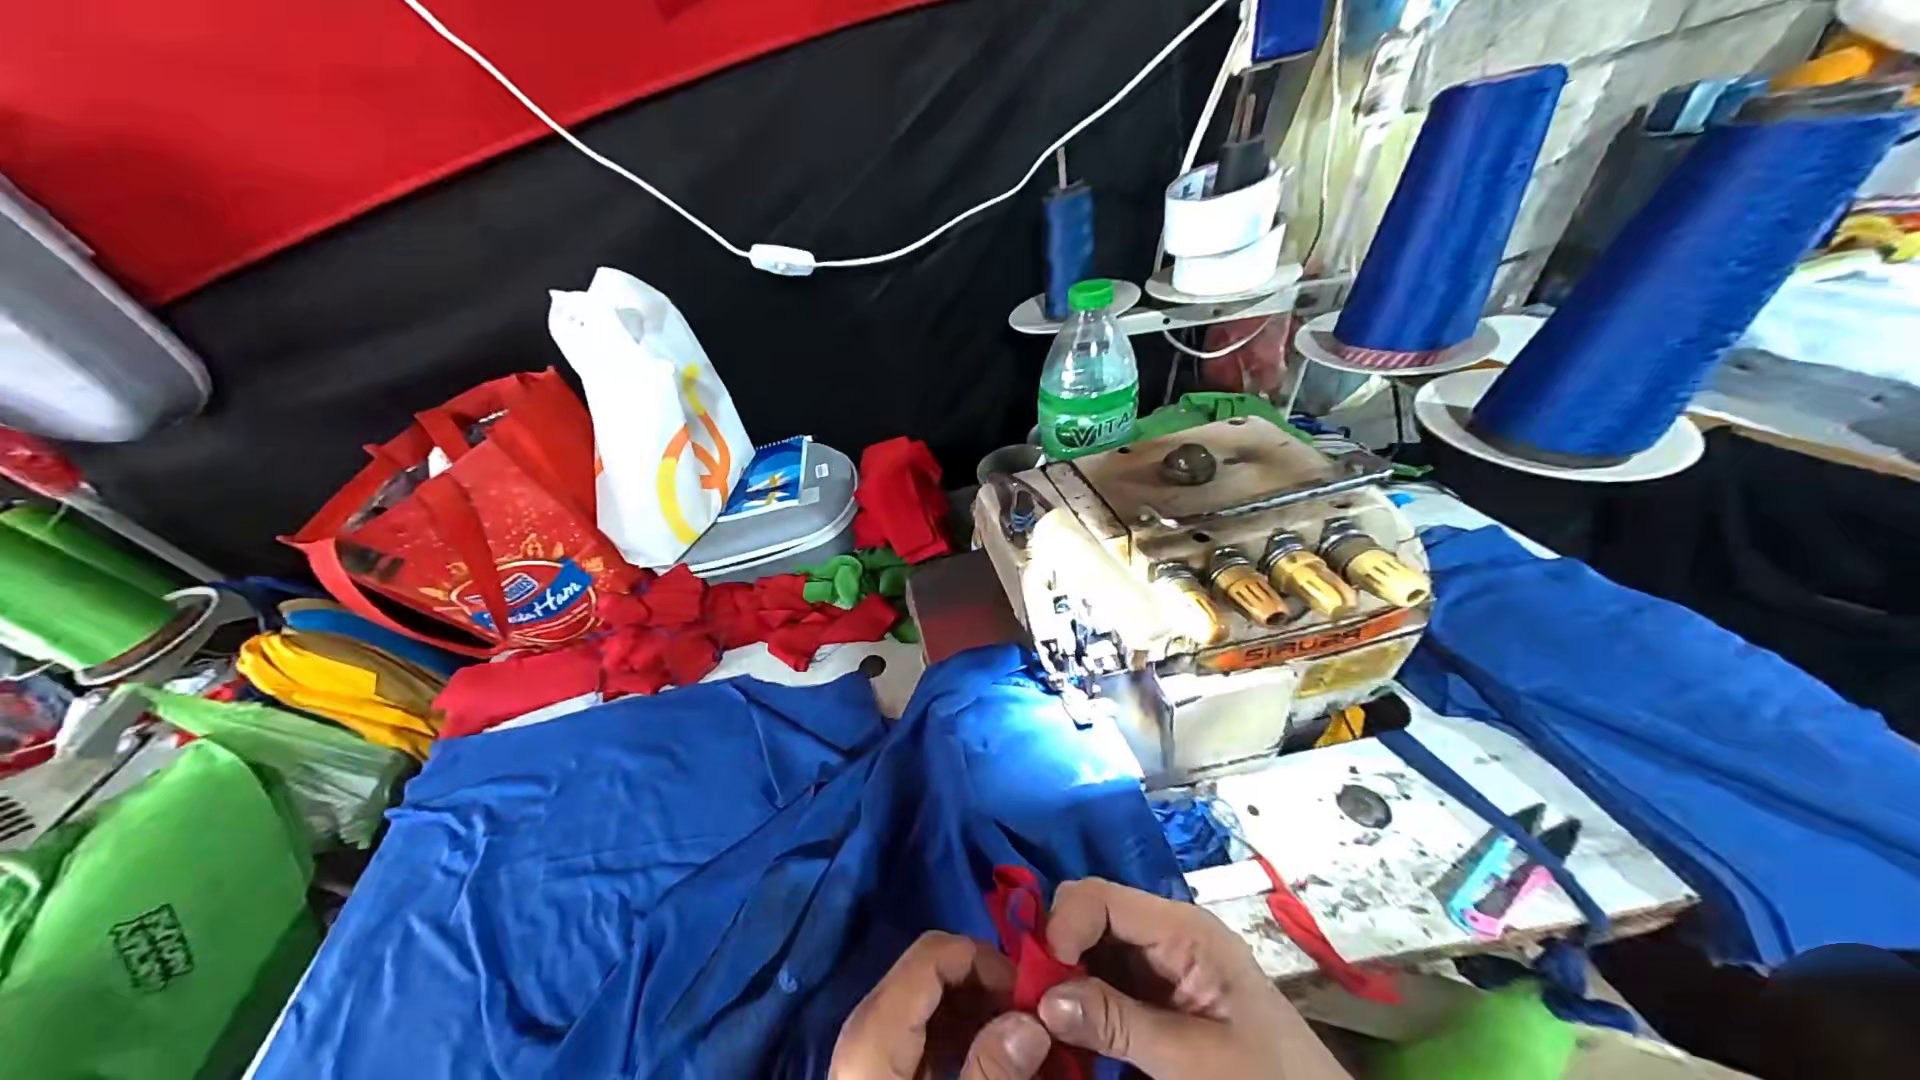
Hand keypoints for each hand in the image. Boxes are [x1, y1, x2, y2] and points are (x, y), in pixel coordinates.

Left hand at [830, 931, 1053, 1079]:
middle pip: (931, 965)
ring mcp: (871, 1041)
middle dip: (986, 980)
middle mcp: (868, 1022)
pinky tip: (991, 1055)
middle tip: (1031, 1017)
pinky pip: (924, 1022)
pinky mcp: (879, 1062)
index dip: (984, 960)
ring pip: (930, 991)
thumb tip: (1030, 1022)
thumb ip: (990, 1075)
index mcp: (876, 1032)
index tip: (1029, 996)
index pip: (933, 954)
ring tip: (1020, 1037)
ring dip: (977, 1002)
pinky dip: (961, 1026)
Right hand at [1035, 879, 1351, 1079]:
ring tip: (1044, 1021)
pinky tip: (1069, 1031)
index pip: (1102, 897)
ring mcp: (1160, 962)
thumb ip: (1120, 1024)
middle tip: (1035, 1005)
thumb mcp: (1197, 1062)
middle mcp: (1166, 933)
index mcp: (1183, 929)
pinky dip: (1080, 999)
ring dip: (1063, 977)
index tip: (1040, 981)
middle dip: (1057, 950)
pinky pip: (1103, 979)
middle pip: (1091, 915)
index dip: (1063, 925)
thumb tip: (1044, 997)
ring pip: (1091, 947)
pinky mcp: (1156, 993)